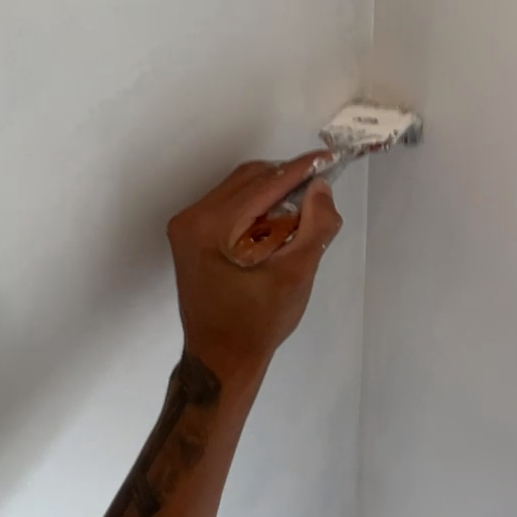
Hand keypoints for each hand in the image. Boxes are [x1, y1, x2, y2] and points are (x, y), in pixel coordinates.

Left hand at [165, 151, 344, 382]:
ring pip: (240, 186)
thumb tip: (321, 187)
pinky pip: (230, 202)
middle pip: (249, 178)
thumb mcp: (297, 274)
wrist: (222, 357)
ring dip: (272, 191)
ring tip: (301, 211)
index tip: (329, 159)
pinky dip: (258, 204)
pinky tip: (277, 223)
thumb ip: (315, 226)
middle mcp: (192, 219)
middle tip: (318, 191)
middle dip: (286, 179)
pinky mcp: (191, 234)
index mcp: (212, 227)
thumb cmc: (259, 322)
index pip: (264, 184)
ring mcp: (188, 226)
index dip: (300, 169)